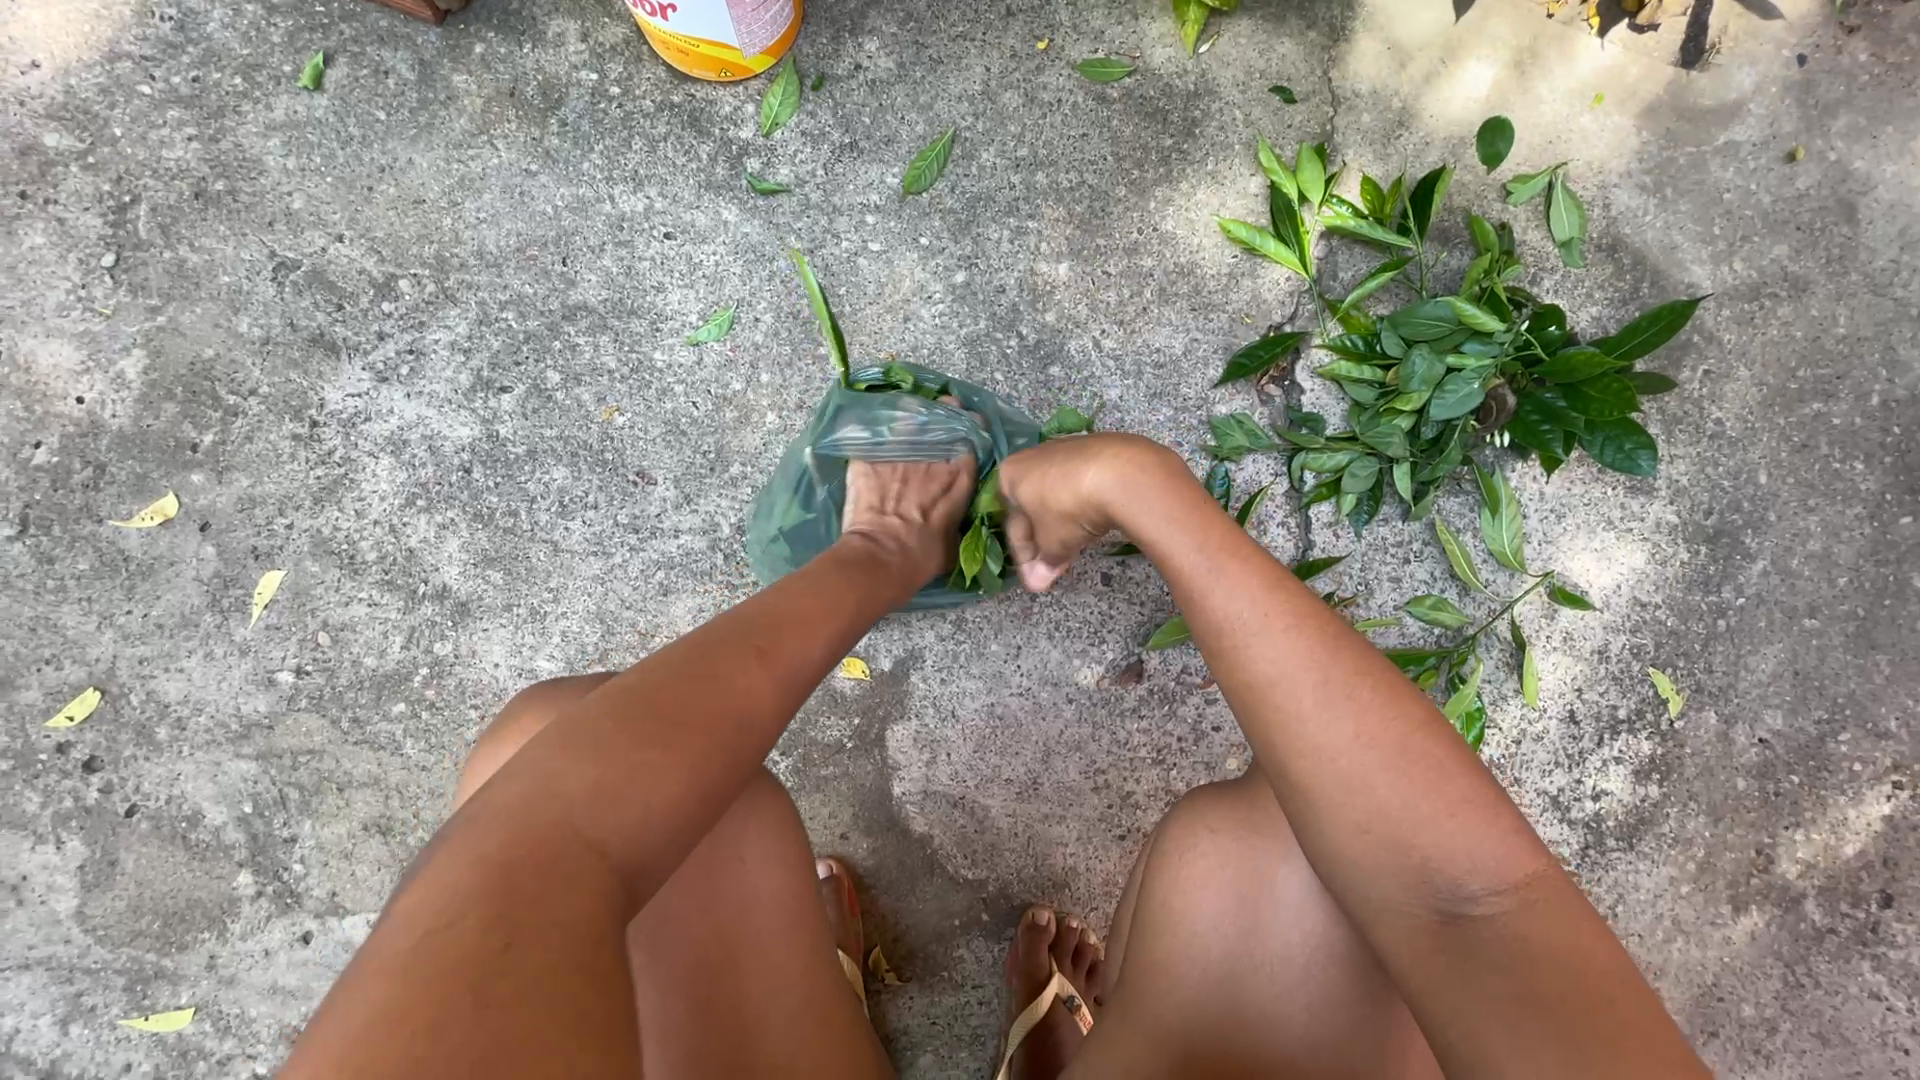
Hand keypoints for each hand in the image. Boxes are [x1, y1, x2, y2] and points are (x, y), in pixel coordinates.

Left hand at [839, 453, 975, 589]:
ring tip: (891, 475)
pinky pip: (869, 454)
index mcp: (956, 481)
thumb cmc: (921, 559)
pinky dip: (868, 465)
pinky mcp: (868, 462)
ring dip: (898, 458)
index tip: (952, 473)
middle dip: (928, 459)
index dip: (958, 465)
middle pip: (933, 449)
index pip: (965, 459)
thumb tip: (953, 523)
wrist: (880, 557)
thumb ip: (955, 525)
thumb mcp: (953, 547)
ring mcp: (898, 458)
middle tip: (918, 478)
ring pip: (901, 447)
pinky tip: (865, 477)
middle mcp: (930, 461)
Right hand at [997, 433, 1181, 591]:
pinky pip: (1081, 485)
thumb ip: (1043, 562)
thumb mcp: (1052, 543)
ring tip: (1075, 551)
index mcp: (1011, 475)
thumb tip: (1037, 581)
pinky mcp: (1096, 449)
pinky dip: (1083, 506)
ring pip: (1058, 496)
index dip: (1024, 557)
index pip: (1014, 524)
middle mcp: (1032, 458)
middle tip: (1054, 571)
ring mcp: (1066, 450)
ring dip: (1064, 525)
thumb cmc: (1068, 508)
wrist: (1119, 473)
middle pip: (1035, 508)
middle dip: (1045, 542)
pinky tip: (1093, 523)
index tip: (1035, 579)